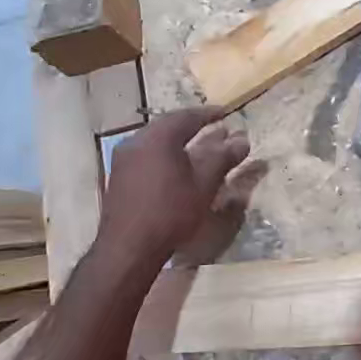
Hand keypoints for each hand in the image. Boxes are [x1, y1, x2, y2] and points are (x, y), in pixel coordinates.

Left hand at [96, 107, 250, 264]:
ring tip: (198, 148)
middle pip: (168, 127)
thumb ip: (223, 158)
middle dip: (193, 127)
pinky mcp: (119, 177)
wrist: (129, 247)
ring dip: (179, 143)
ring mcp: (124, 159)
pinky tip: (176, 169)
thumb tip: (242, 140)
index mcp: (158, 137)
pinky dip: (165, 156)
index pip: (187, 116)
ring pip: (156, 142)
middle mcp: (137, 141)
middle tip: (213, 128)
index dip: (208, 114)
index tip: (225, 112)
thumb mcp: (204, 184)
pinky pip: (146, 156)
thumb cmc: (171, 211)